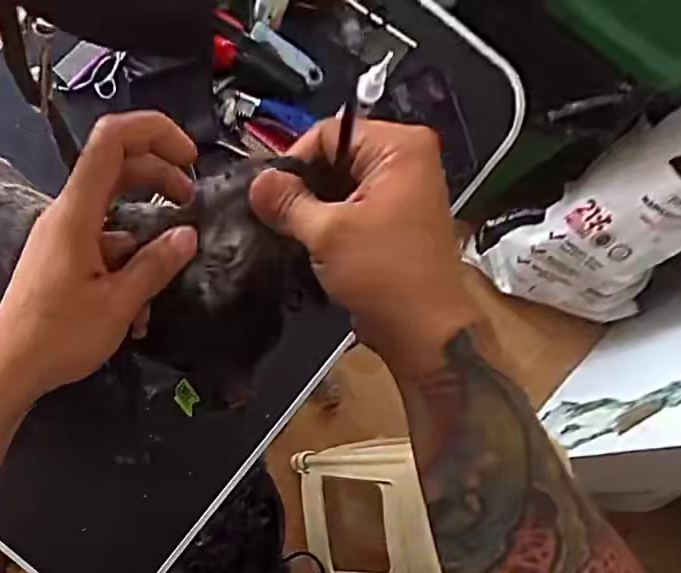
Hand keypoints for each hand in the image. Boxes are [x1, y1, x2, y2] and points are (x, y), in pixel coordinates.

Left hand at [0, 112, 200, 403]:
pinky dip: (126, 269)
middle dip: (159, 178)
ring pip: (114, 219)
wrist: (11, 366)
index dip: (155, 133)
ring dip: (146, 243)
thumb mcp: (118, 304)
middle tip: (191, 201)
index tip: (189, 157)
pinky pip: (102, 250)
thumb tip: (187, 236)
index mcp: (77, 214)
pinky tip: (138, 311)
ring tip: (167, 281)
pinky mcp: (62, 264)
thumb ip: (155, 266)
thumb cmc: (61, 335)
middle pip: (116, 171)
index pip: (113, 141)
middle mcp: (66, 216)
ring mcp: (62, 240)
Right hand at [249, 118, 477, 362]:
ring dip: (314, 213)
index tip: (268, 191)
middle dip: (303, 190)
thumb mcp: (328, 234)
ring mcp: (400, 199)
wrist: (421, 331)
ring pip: (341, 192)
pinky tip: (310, 249)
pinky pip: (352, 216)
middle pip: (335, 161)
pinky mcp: (392, 230)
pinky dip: (329, 230)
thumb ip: (288, 203)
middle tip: (274, 217)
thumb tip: (259, 183)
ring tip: (290, 236)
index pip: (330, 133)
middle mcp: (405, 165)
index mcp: (400, 148)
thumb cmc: (388, 277)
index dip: (294, 160)